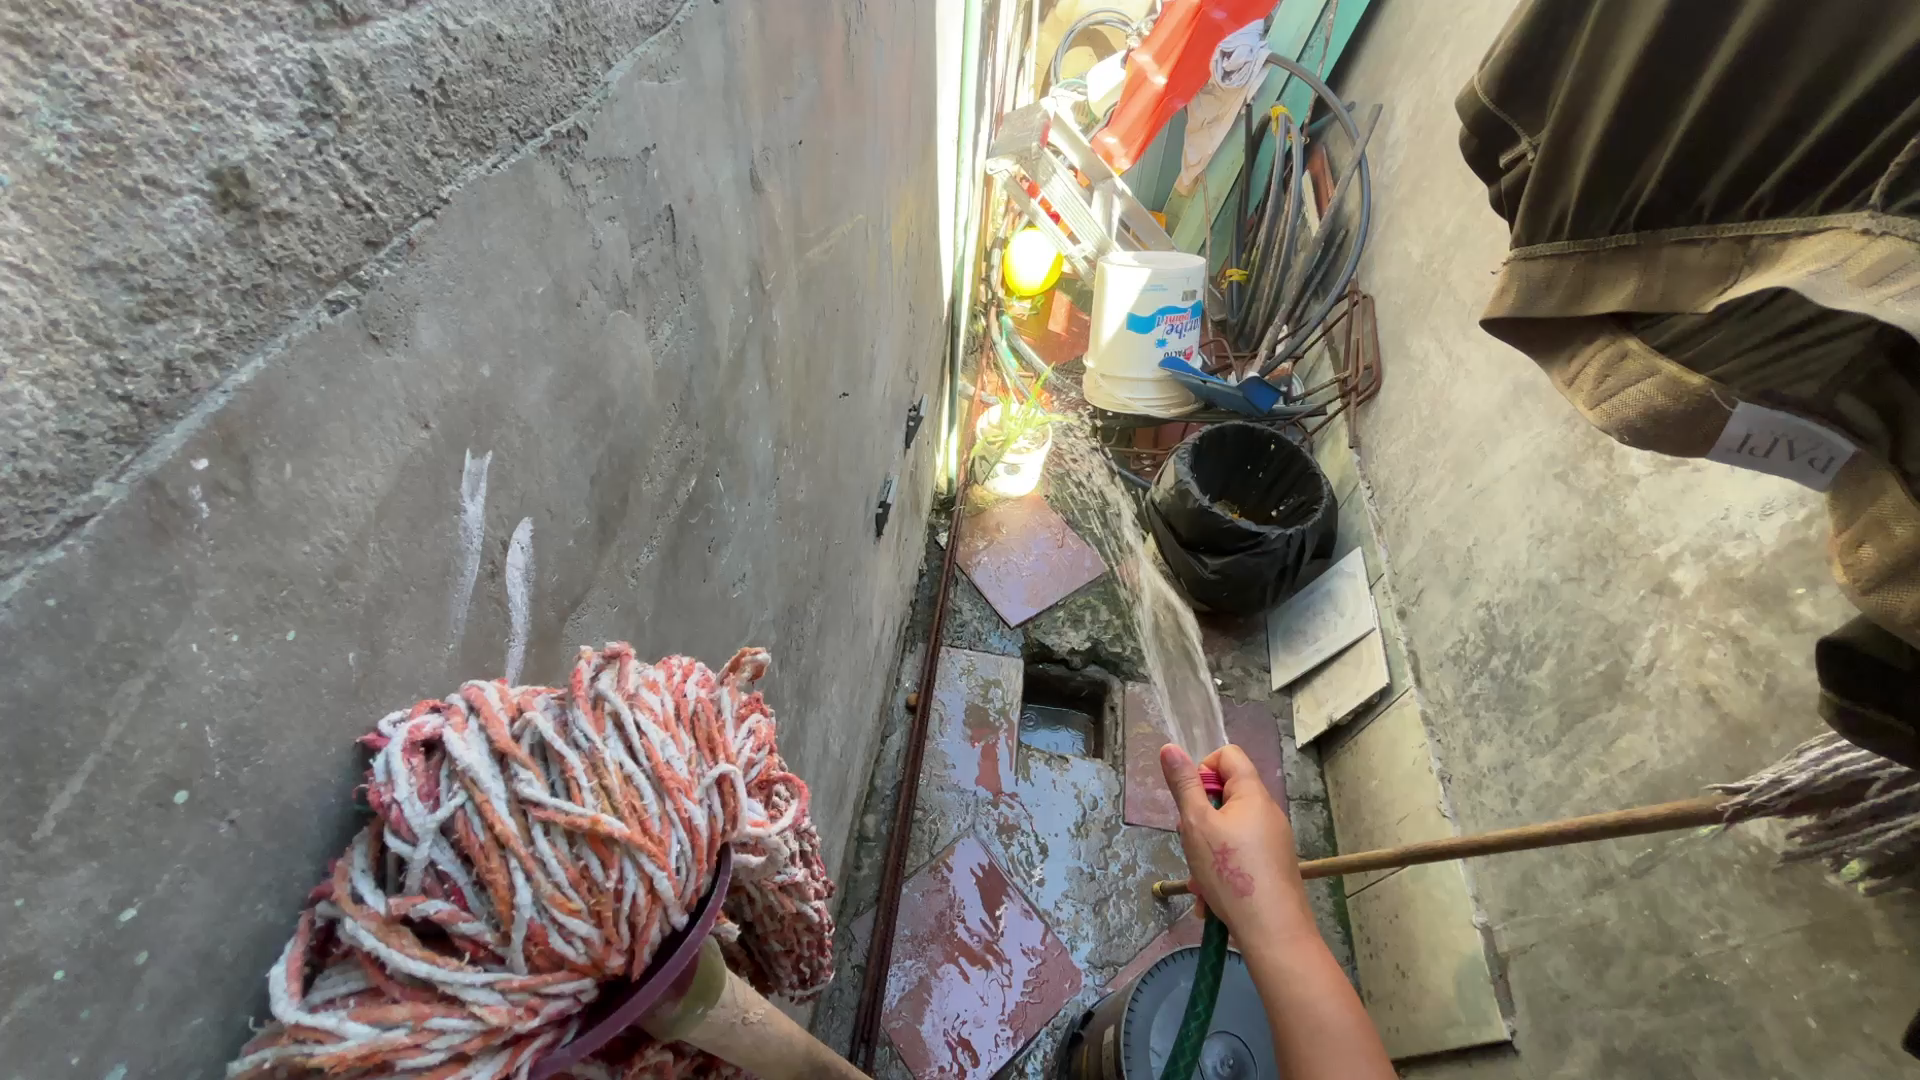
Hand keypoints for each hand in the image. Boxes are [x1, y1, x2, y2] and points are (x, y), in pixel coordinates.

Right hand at [1159, 743, 1315, 941]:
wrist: (1274, 933)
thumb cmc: (1231, 871)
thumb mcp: (1196, 824)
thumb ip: (1183, 785)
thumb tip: (1170, 748)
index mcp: (1252, 794)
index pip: (1227, 755)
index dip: (1203, 769)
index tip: (1191, 800)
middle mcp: (1267, 812)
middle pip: (1226, 796)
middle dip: (1200, 818)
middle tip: (1191, 842)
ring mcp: (1273, 841)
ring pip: (1228, 831)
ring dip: (1206, 851)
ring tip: (1198, 881)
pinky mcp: (1273, 867)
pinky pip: (1240, 855)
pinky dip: (1222, 870)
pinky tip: (1210, 899)